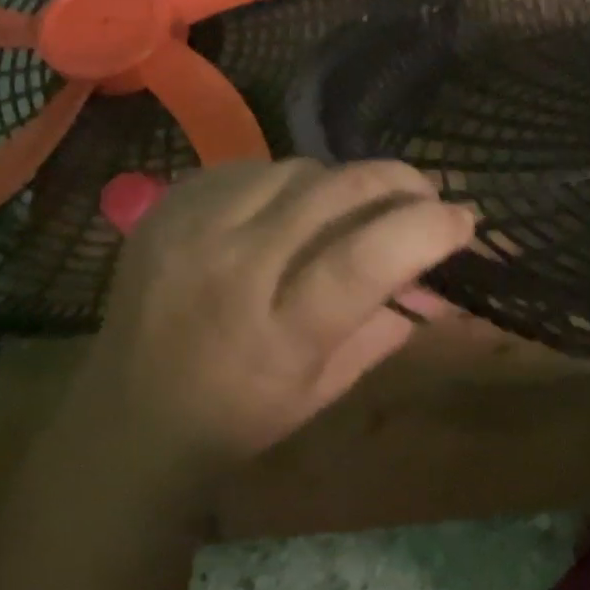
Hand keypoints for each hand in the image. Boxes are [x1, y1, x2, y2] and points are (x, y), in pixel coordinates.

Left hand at [61, 159, 475, 484]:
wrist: (126, 422)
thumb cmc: (241, 418)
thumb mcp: (328, 388)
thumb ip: (388, 326)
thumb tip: (441, 281)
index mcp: (280, 334)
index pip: (367, 258)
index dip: (427, 227)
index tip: (463, 221)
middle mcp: (233, 272)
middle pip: (337, 192)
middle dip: (401, 183)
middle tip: (424, 197)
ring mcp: (191, 233)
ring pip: (299, 169)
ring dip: (345, 182)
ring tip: (356, 207)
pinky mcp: (165, 211)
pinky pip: (250, 167)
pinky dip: (289, 179)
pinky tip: (295, 206)